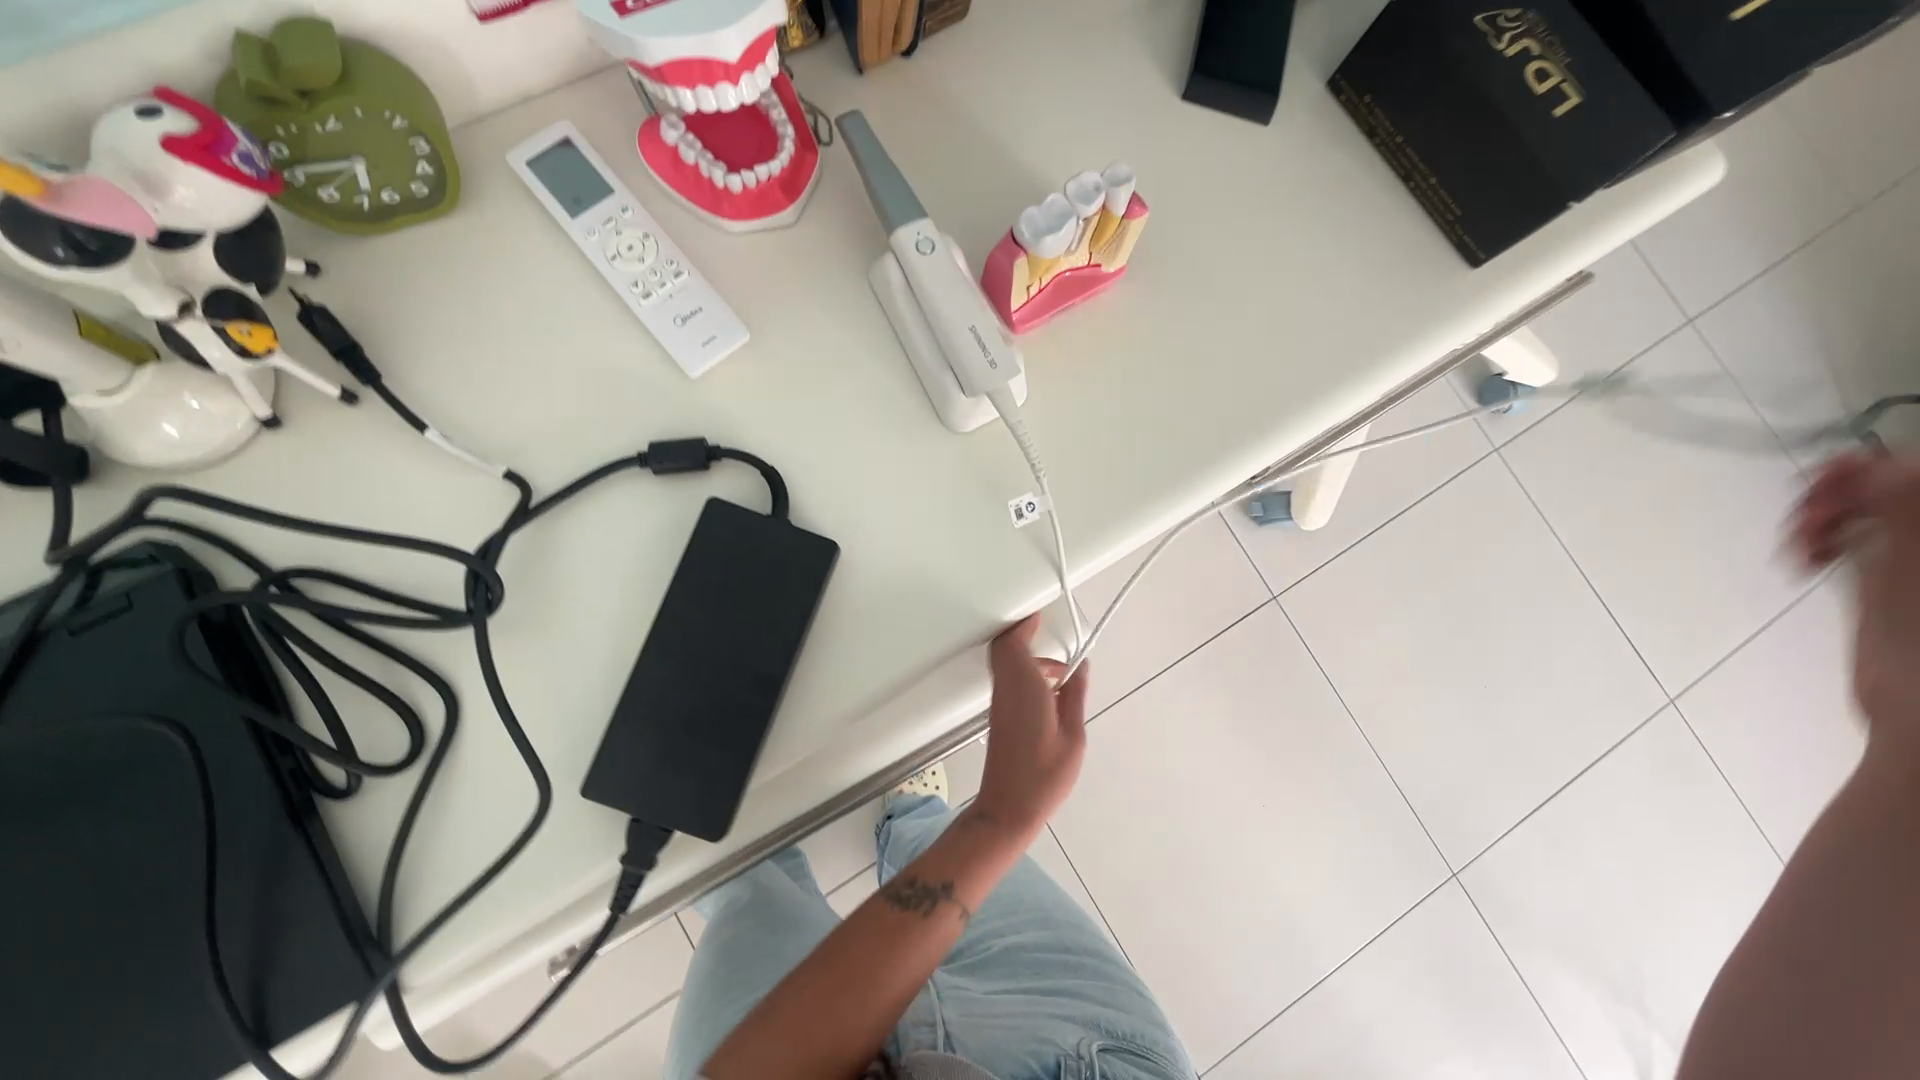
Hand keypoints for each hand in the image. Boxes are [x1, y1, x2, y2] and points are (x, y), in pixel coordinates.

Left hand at [971, 614, 1088, 842]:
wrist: (1008, 809)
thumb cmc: (1044, 775)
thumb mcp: (1074, 735)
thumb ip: (1075, 696)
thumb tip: (1080, 668)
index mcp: (1024, 689)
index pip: (1014, 643)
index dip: (1025, 625)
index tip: (1040, 615)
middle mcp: (1006, 691)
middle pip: (1005, 650)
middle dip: (1024, 637)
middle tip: (1050, 636)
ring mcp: (999, 704)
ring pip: (1006, 666)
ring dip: (1029, 659)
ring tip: (1061, 673)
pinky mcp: (999, 717)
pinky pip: (1009, 682)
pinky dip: (1026, 675)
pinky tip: (1050, 693)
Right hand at [1794, 453, 1919, 746]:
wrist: (1913, 714)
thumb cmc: (1916, 651)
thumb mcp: (1906, 578)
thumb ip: (1902, 515)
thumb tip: (1881, 462)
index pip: (1913, 474)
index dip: (1876, 465)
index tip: (1825, 475)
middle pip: (1890, 487)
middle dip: (1839, 495)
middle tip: (1800, 519)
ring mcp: (1910, 554)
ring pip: (1865, 508)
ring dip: (1821, 518)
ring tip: (1796, 545)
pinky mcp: (1887, 573)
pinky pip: (1854, 535)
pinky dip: (1821, 539)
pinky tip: (1804, 556)